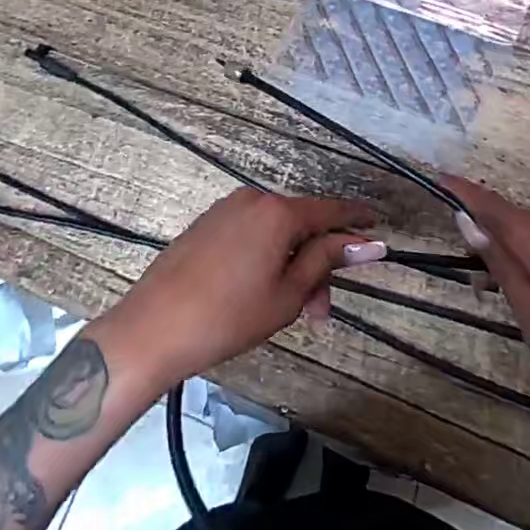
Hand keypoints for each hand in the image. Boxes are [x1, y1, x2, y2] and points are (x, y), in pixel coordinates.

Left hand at [95, 189, 381, 386]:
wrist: (151, 330)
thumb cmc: (228, 316)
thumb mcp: (288, 293)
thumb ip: (327, 259)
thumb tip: (369, 242)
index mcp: (277, 212)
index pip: (330, 210)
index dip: (357, 220)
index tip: (379, 226)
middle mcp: (252, 199)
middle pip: (301, 226)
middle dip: (317, 265)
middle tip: (319, 312)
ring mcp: (225, 210)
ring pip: (275, 233)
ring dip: (291, 266)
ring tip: (289, 312)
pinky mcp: (205, 225)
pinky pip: (250, 235)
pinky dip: (266, 258)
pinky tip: (259, 293)